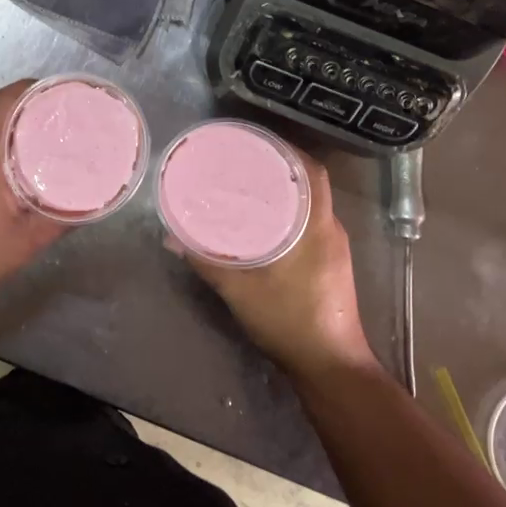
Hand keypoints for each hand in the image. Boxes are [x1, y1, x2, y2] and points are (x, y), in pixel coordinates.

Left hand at [0, 80, 70, 314]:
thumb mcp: (25, 242)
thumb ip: (60, 220)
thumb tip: (92, 203)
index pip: (2, 102)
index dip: (32, 89)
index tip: (64, 93)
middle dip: (31, 103)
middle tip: (67, 113)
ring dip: (16, 122)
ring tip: (53, 132)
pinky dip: (3, 141)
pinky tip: (25, 160)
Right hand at [184, 152, 377, 376]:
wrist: (331, 367)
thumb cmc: (290, 321)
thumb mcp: (240, 291)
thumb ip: (206, 262)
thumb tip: (171, 237)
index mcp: (318, 227)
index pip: (312, 172)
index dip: (288, 150)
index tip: (256, 140)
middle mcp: (331, 231)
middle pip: (310, 183)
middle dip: (279, 166)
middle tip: (242, 158)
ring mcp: (333, 249)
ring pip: (311, 204)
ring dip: (285, 190)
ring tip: (247, 183)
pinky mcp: (330, 265)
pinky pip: (310, 222)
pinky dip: (288, 212)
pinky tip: (261, 220)